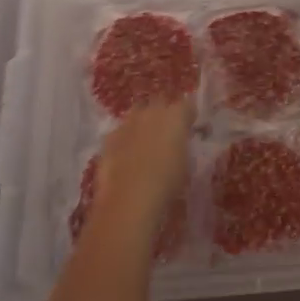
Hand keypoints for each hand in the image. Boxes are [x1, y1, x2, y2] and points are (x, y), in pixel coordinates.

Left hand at [93, 95, 193, 232]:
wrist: (129, 197)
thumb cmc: (167, 182)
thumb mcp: (187, 164)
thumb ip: (183, 147)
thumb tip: (180, 145)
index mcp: (176, 116)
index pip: (187, 106)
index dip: (189, 117)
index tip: (190, 129)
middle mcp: (151, 112)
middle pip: (160, 103)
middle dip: (164, 114)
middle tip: (167, 133)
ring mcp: (128, 123)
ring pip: (137, 113)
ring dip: (143, 123)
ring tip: (145, 142)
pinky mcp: (109, 137)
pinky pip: (121, 131)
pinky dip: (125, 139)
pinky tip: (126, 156)